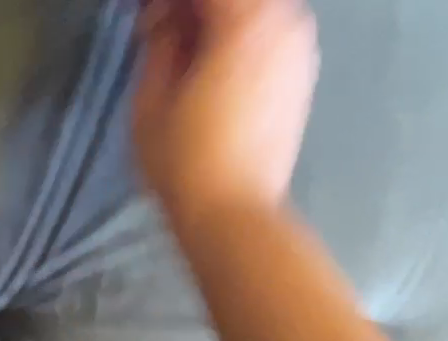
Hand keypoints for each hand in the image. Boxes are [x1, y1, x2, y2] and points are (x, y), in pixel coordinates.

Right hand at [132, 0, 319, 232]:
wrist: (233, 212)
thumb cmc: (182, 161)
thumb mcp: (150, 102)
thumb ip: (160, 44)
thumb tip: (165, 18)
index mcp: (246, 20)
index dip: (169, 3)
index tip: (145, 19)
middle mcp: (286, 19)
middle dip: (194, 9)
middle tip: (159, 33)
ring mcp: (300, 45)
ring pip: (255, 12)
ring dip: (218, 22)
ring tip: (183, 54)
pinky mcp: (302, 72)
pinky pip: (270, 32)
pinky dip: (240, 38)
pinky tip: (211, 71)